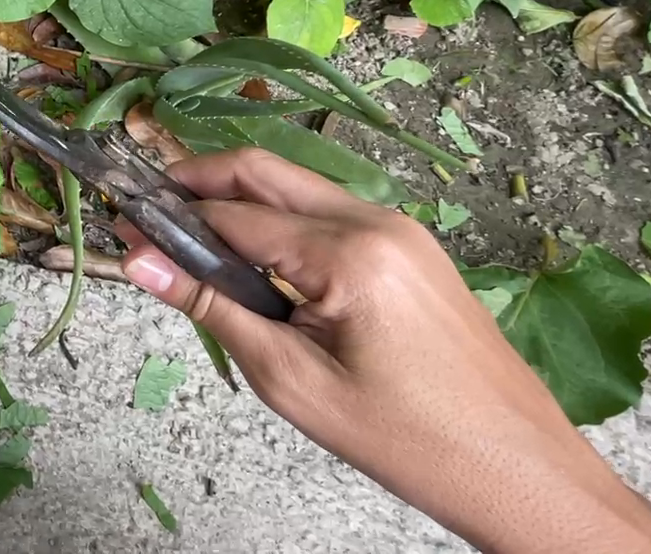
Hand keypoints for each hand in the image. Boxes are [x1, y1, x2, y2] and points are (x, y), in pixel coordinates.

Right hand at [118, 149, 650, 553]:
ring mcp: (398, 229)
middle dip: (194, 180)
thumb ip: (207, 305)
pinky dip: (271, 216)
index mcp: (348, 253)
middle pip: (259, 170)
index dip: (167, 218)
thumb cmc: (402, 438)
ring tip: (191, 240)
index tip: (122, 227)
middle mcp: (375, 221)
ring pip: (289, 182)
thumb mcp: (288, 378)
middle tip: (149, 215)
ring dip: (232, 197)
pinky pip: (319, 208)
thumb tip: (134, 259)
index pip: (229, 213)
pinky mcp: (408, 245)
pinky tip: (251, 257)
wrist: (528, 480)